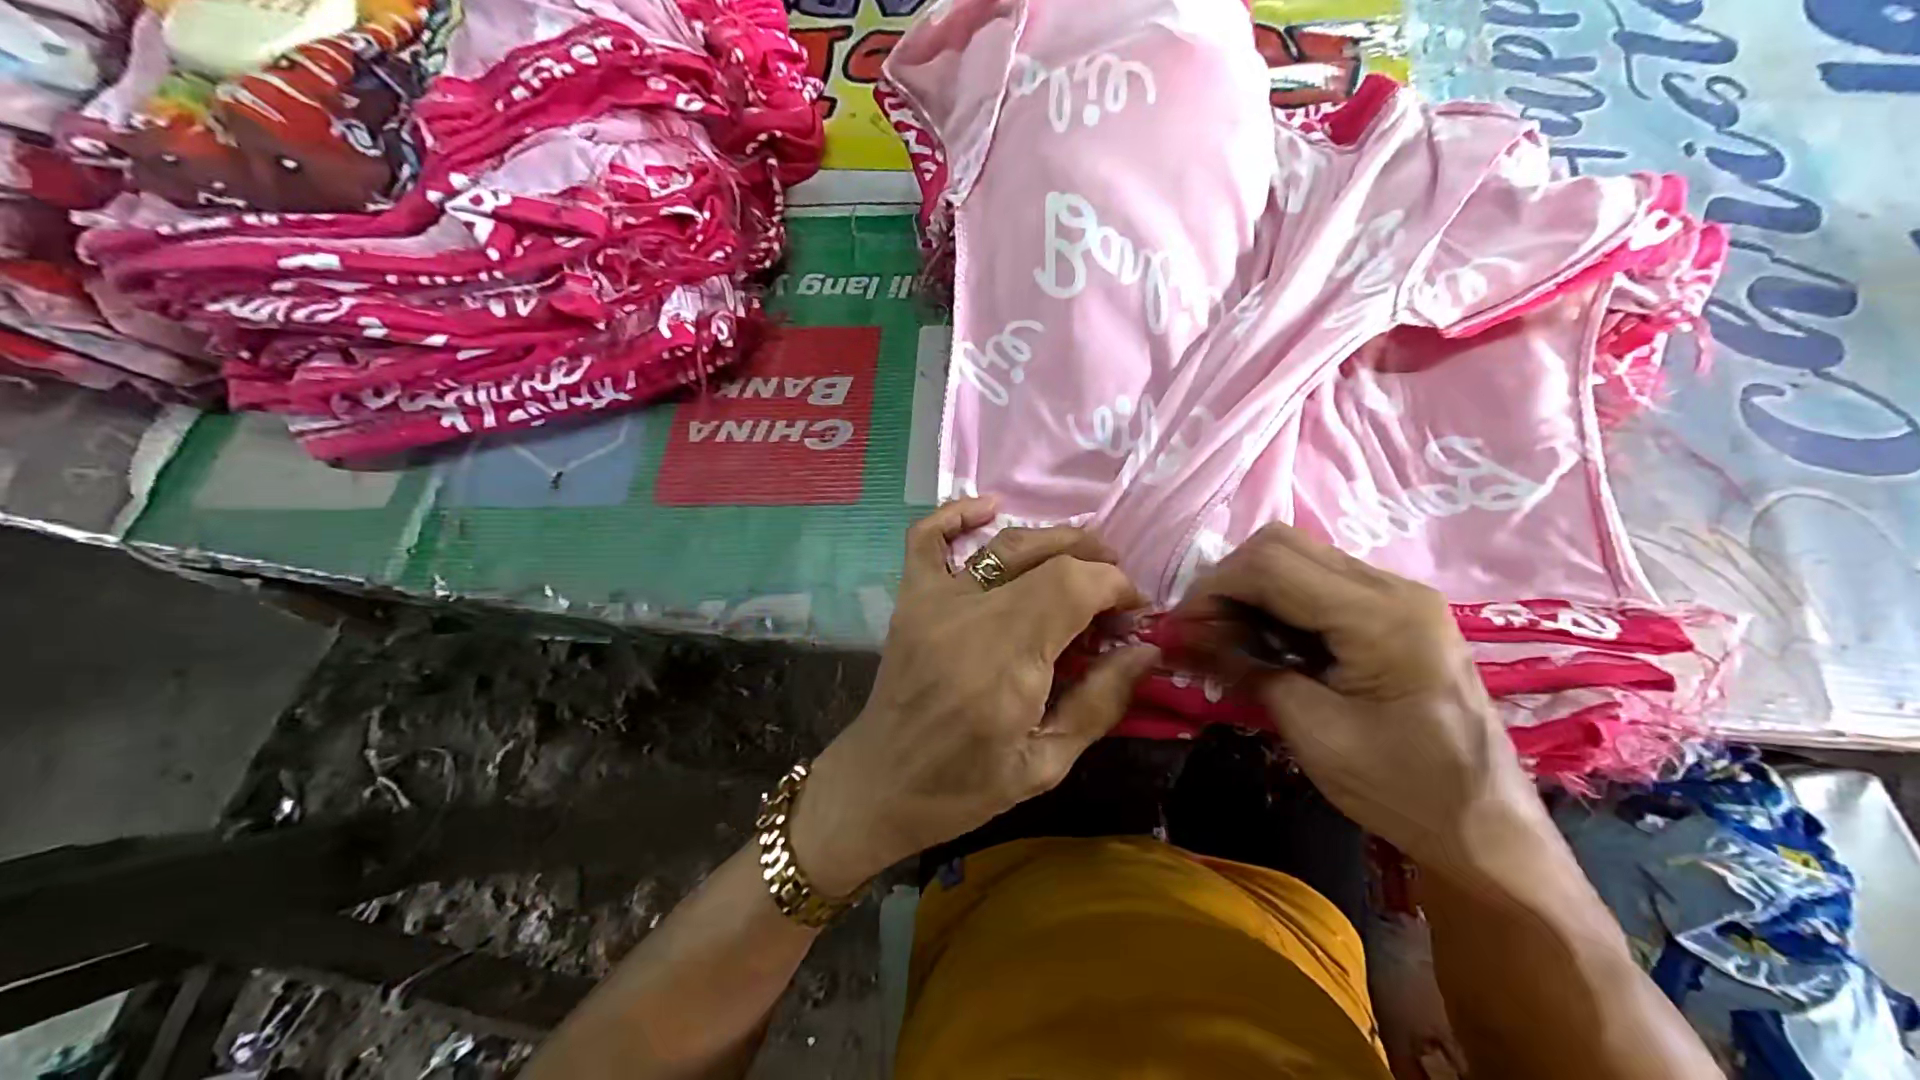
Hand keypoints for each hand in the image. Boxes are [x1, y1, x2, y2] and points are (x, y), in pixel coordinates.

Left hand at [786, 498, 1158, 896]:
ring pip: (1004, 546)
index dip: (1116, 588)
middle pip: (1047, 559)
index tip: (1134, 613)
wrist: (880, 784)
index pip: (1075, 586)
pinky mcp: (910, 600)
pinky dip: (957, 515)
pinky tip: (991, 507)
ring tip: (1084, 556)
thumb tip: (1147, 650)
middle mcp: (970, 619)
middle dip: (1095, 562)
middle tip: (1116, 592)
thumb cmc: (963, 786)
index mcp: (1007, 664)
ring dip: (1054, 541)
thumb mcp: (1045, 765)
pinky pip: (926, 540)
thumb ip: (1100, 702)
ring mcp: (933, 603)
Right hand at [1175, 523, 1546, 878]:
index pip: (1271, 565)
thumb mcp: (1312, 731)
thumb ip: (1246, 670)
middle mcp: (1394, 588)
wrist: (1486, 830)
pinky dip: (1276, 600)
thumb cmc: (1401, 789)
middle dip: (1226, 582)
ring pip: (1297, 556)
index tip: (1179, 630)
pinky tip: (1263, 639)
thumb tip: (1180, 638)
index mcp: (1382, 617)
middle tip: (1199, 632)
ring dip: (1248, 589)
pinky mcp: (1394, 612)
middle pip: (1282, 545)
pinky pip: (1318, 582)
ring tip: (1224, 637)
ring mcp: (1398, 596)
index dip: (1211, 589)